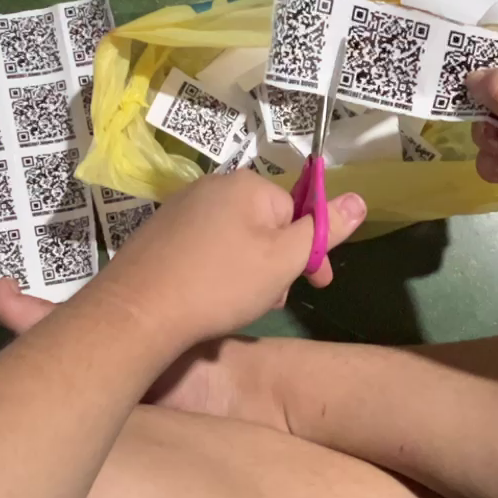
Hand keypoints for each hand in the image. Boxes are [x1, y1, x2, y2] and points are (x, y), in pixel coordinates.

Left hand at [79, 172, 364, 347]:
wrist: (138, 312)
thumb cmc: (221, 284)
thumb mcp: (284, 260)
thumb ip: (324, 230)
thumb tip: (359, 198)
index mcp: (248, 186)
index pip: (298, 213)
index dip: (311, 252)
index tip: (316, 286)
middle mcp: (214, 185)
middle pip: (269, 224)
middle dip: (279, 262)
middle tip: (274, 300)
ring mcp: (182, 207)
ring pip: (239, 237)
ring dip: (253, 268)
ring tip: (244, 303)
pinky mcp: (161, 231)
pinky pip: (208, 244)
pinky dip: (221, 268)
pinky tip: (213, 297)